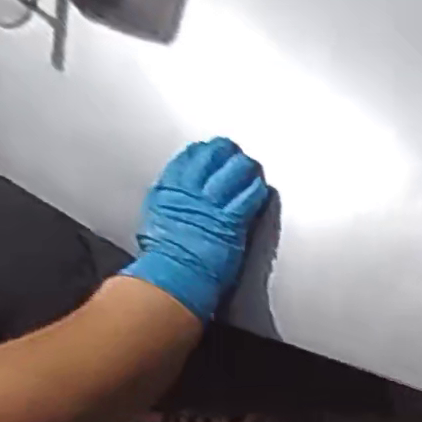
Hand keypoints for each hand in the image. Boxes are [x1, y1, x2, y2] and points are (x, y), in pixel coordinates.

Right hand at [120, 138, 271, 320]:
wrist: (175, 274)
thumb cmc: (166, 257)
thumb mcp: (158, 221)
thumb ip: (172, 206)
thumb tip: (179, 200)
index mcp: (167, 191)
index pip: (185, 163)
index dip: (201, 154)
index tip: (209, 148)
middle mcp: (188, 194)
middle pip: (209, 163)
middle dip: (224, 155)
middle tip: (235, 150)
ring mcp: (210, 207)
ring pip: (231, 177)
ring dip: (244, 170)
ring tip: (252, 165)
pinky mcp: (230, 223)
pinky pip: (247, 201)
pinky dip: (256, 192)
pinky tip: (264, 187)